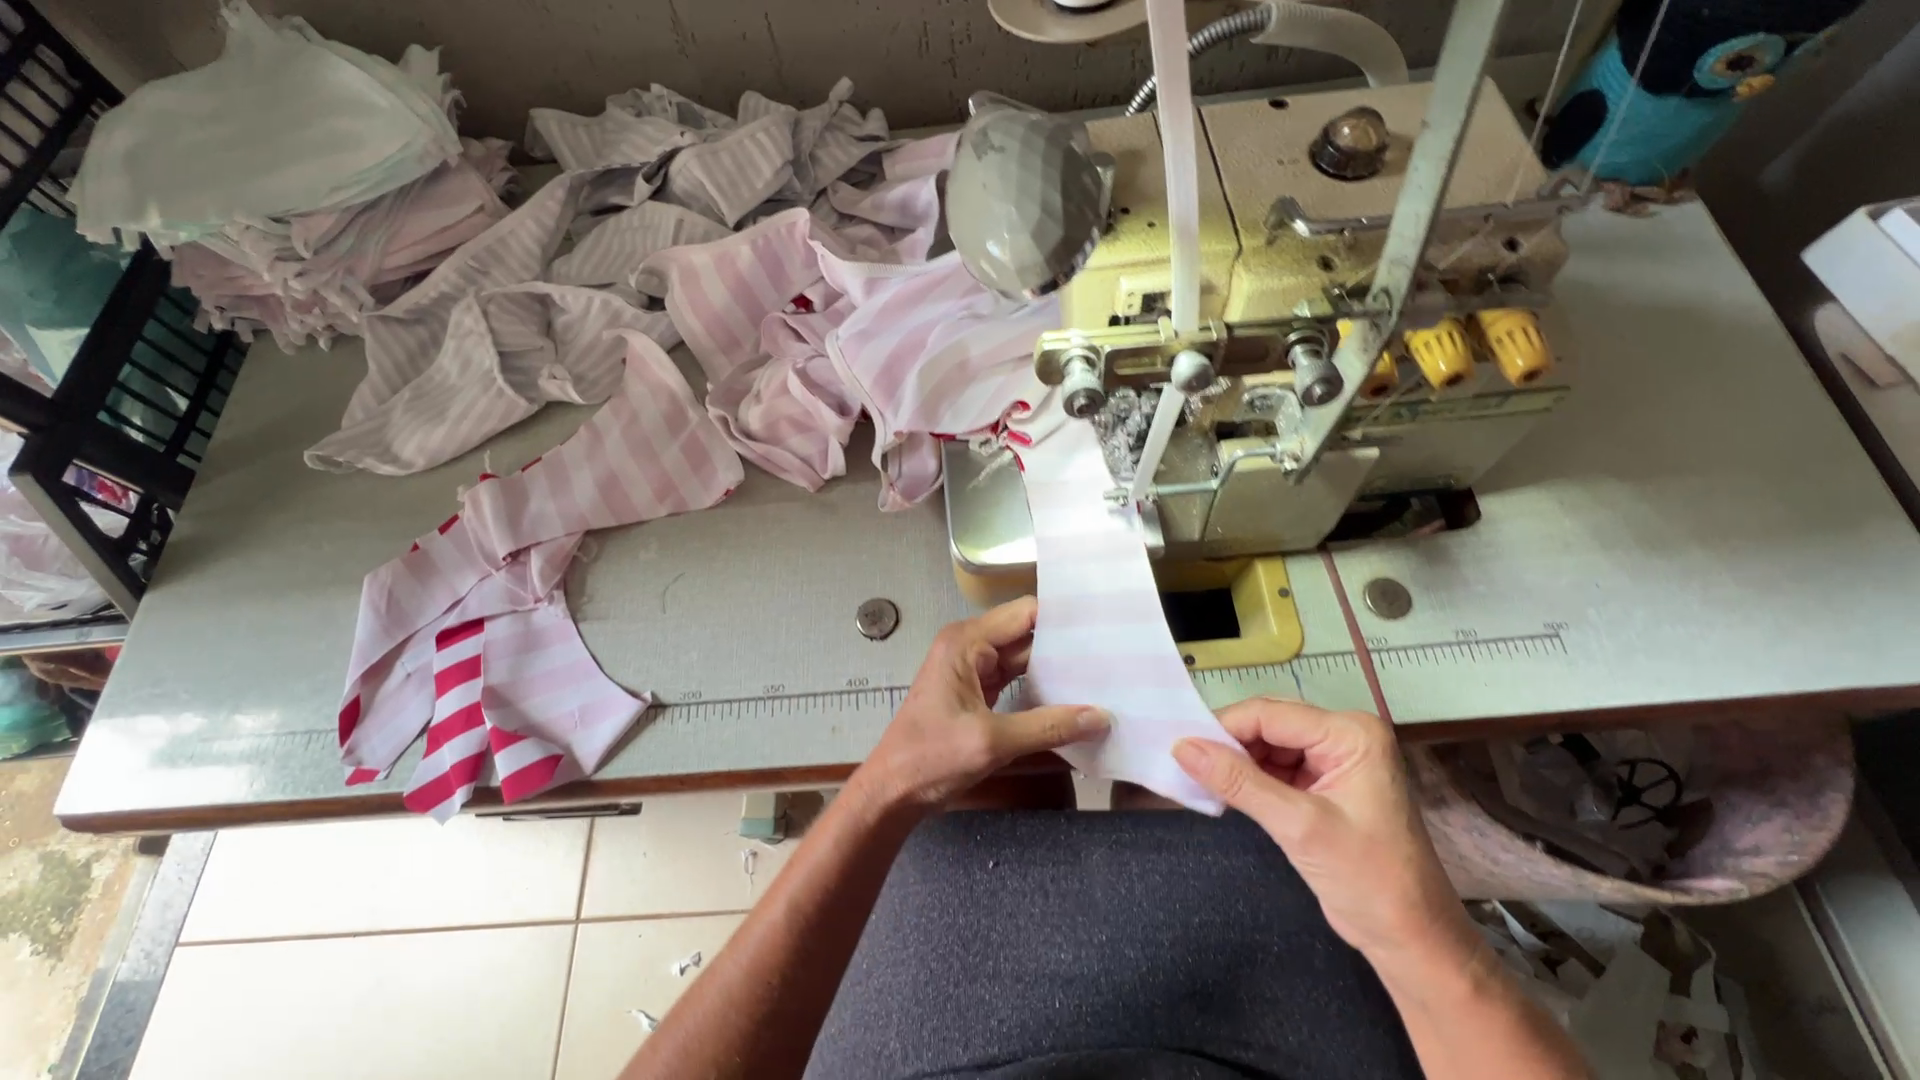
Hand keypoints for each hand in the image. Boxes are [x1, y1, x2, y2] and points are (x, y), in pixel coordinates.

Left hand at [858, 596, 1109, 808]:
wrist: (892, 791)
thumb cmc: (931, 757)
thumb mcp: (992, 741)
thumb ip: (1048, 726)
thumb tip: (1101, 716)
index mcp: (966, 641)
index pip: (1025, 613)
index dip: (1062, 618)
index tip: (1105, 626)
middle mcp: (970, 646)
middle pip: (1028, 634)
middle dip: (1065, 645)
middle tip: (1115, 654)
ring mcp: (973, 669)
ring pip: (1025, 659)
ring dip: (1056, 669)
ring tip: (1105, 674)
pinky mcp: (978, 693)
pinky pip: (1017, 680)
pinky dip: (1042, 688)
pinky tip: (1074, 698)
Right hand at [1172, 699, 1470, 961]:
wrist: (1411, 938)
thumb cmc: (1368, 879)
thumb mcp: (1298, 826)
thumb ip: (1239, 782)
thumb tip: (1181, 747)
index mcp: (1351, 733)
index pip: (1269, 714)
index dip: (1223, 728)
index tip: (1179, 748)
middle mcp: (1344, 736)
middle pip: (1267, 725)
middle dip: (1228, 745)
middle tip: (1185, 766)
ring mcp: (1334, 761)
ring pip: (1267, 746)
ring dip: (1235, 763)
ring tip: (1200, 782)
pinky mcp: (1323, 786)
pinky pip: (1275, 769)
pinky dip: (1248, 780)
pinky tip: (1224, 793)